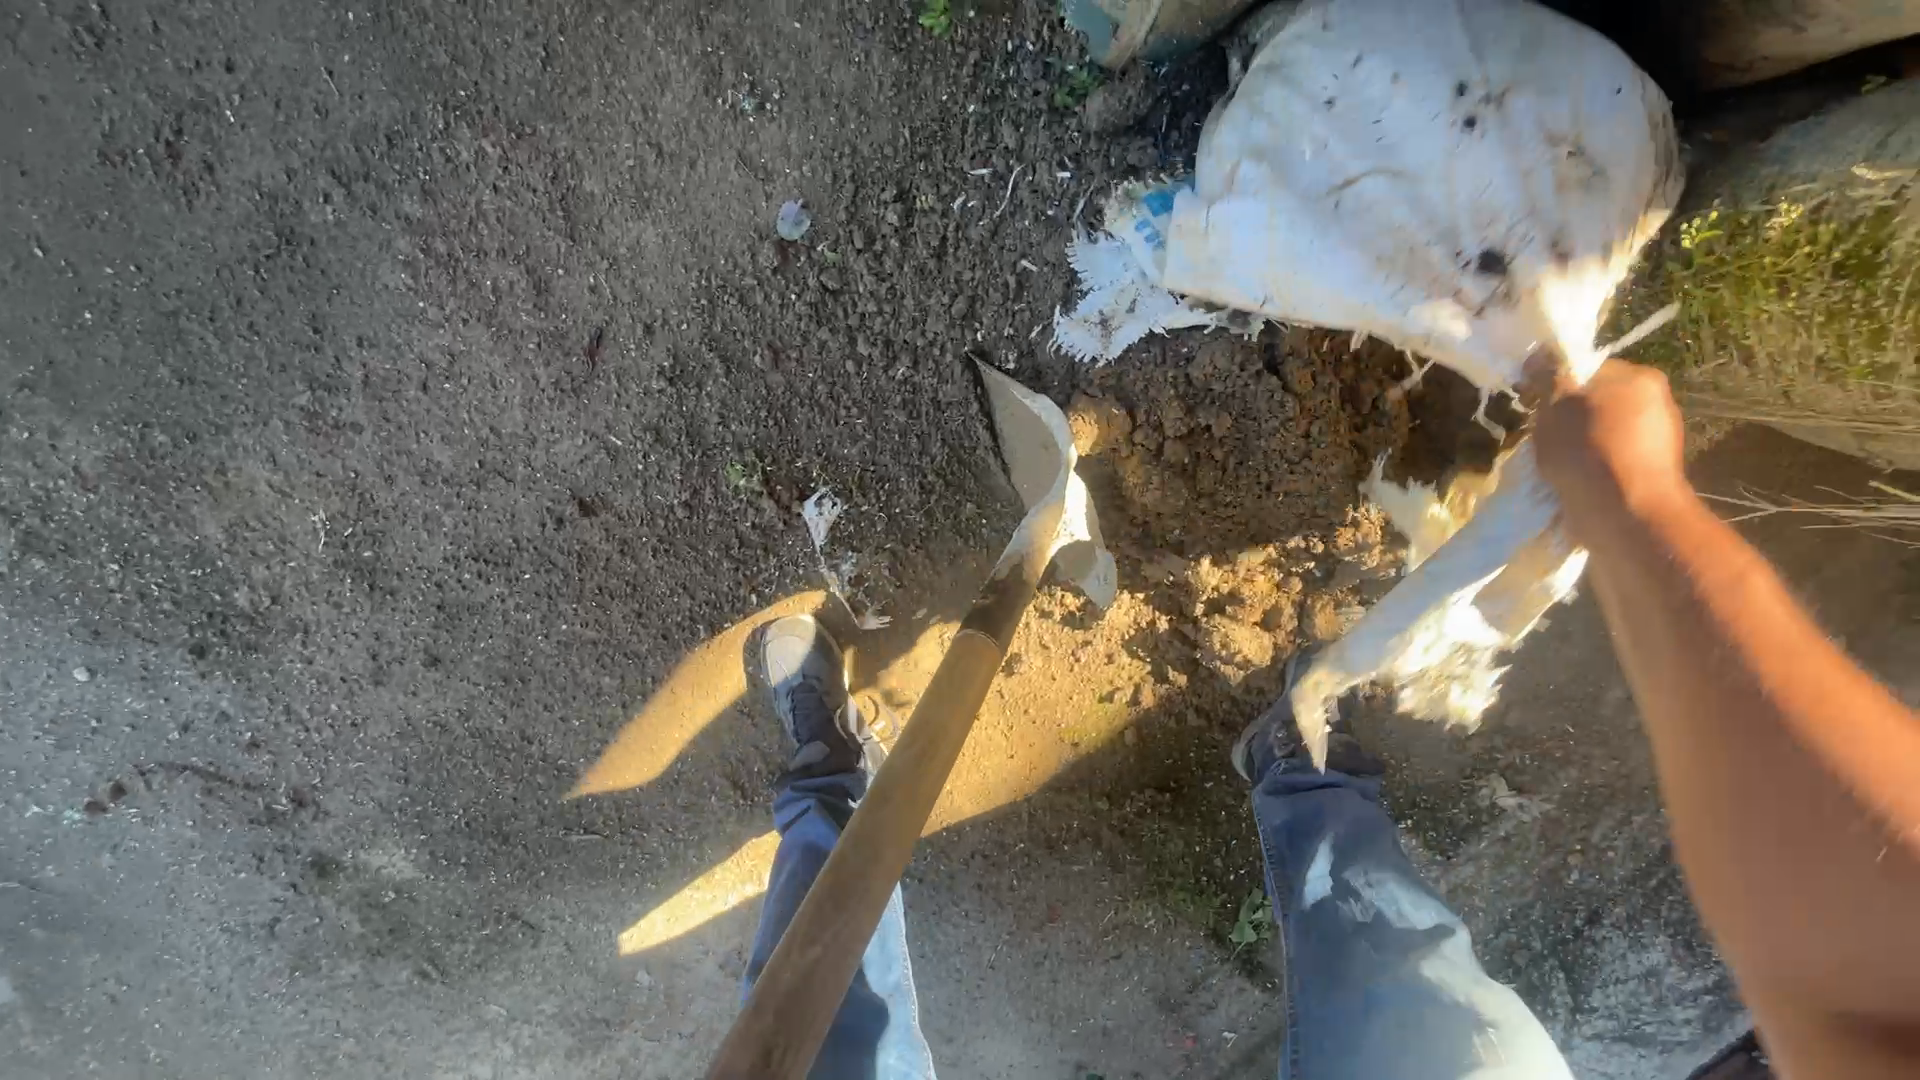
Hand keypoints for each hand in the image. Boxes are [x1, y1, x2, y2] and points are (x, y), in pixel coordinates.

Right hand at [1531, 358, 1691, 547]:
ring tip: (1552, 459)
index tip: (1529, 400)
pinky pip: (1607, 454)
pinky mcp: (1648, 467)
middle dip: (1563, 413)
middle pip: (1593, 397)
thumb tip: (1539, 355)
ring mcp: (1656, 436)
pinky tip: (1571, 475)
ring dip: (1573, 439)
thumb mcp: (1557, 405)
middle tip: (1539, 432)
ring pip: (1598, 427)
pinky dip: (1587, 461)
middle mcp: (1655, 400)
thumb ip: (1548, 376)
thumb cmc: (1588, 449)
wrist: (1625, 508)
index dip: (1553, 382)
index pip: (1585, 367)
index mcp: (1638, 377)